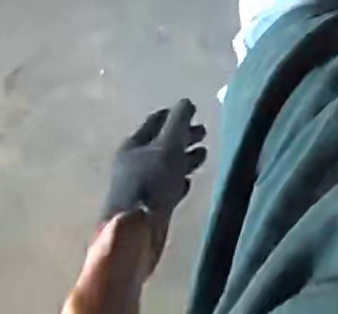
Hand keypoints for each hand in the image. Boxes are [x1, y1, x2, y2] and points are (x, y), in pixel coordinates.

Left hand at [103, 99, 207, 269]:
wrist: (135, 235)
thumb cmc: (151, 183)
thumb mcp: (168, 146)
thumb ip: (178, 122)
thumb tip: (186, 102)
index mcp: (133, 144)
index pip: (156, 121)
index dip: (174, 114)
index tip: (193, 111)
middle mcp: (134, 162)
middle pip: (162, 142)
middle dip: (183, 136)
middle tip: (204, 132)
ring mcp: (141, 186)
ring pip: (166, 165)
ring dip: (184, 158)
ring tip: (203, 154)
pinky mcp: (149, 208)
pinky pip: (166, 188)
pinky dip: (179, 181)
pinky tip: (189, 183)